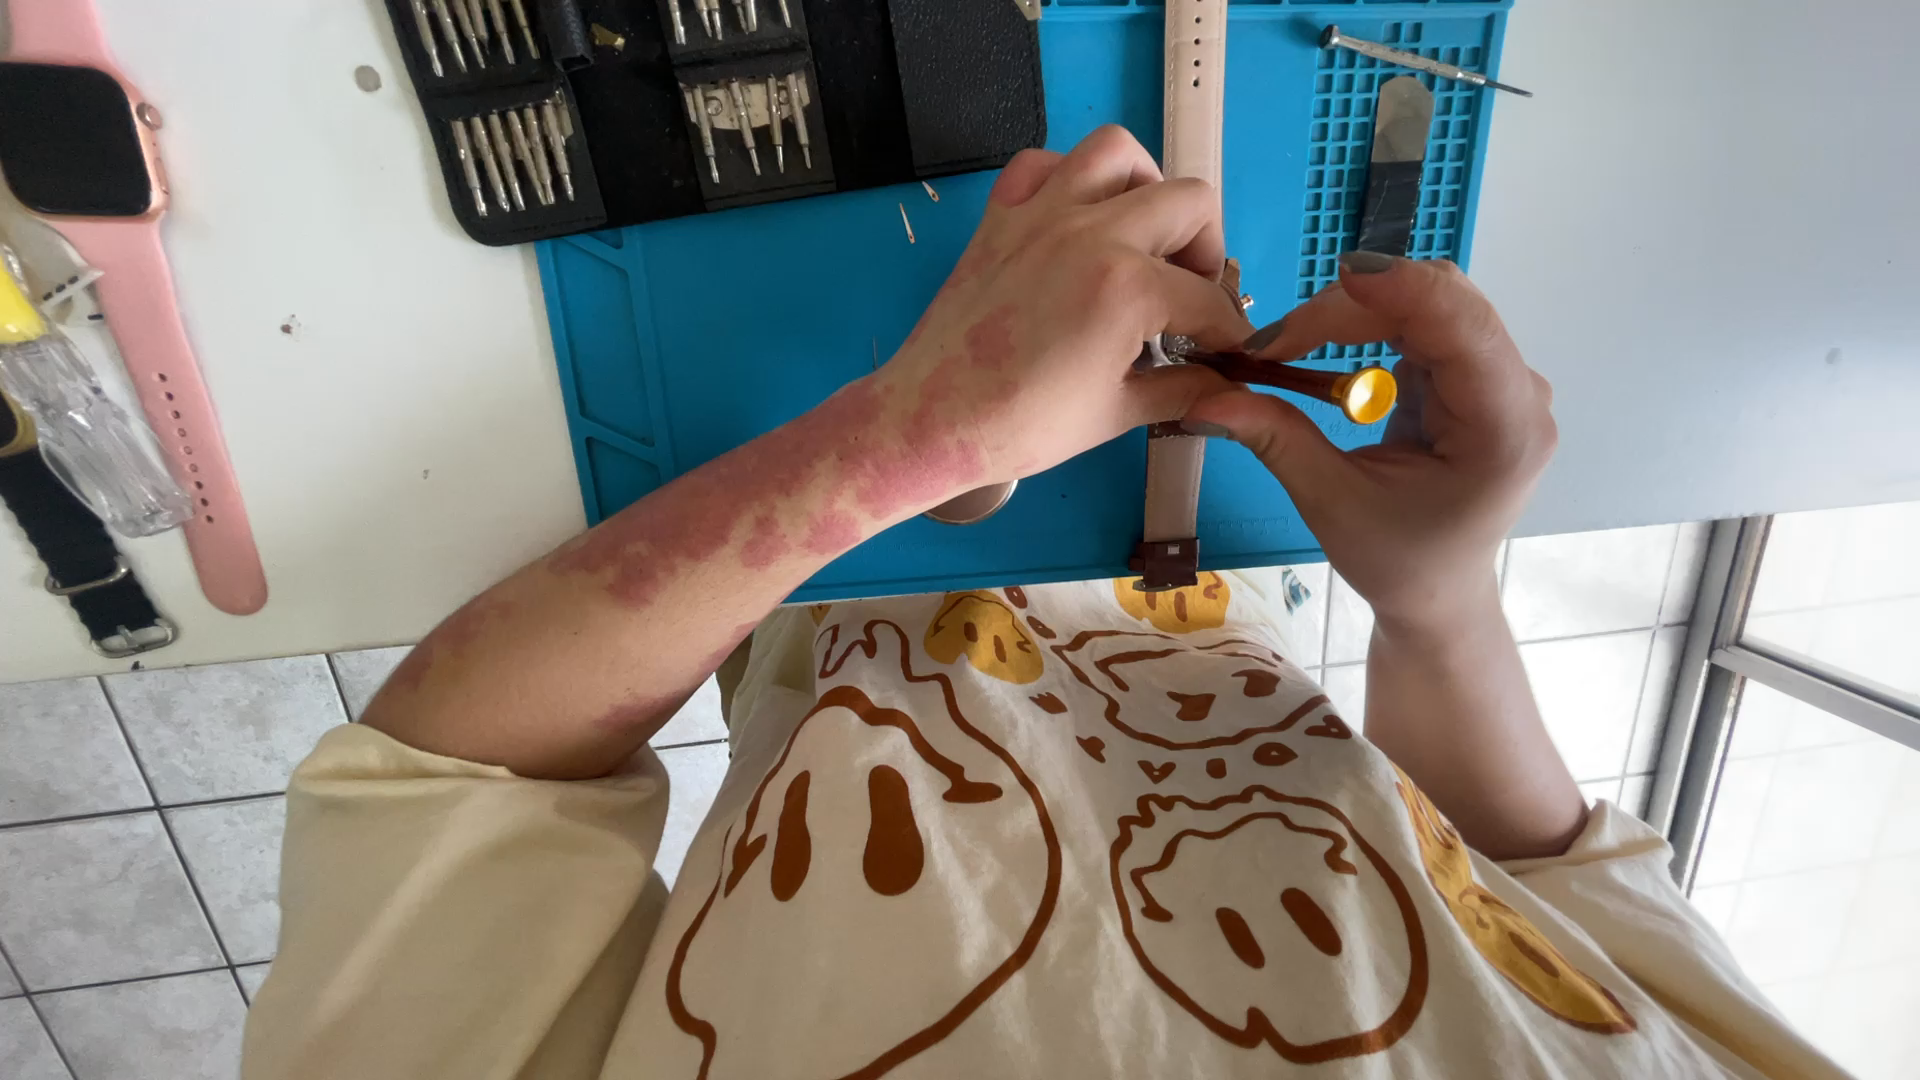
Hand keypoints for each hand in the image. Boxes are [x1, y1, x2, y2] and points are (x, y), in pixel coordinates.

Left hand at [874, 125, 1250, 491]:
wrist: (931, 421)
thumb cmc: (1021, 428)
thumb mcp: (1114, 414)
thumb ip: (1181, 390)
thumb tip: (1223, 385)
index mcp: (1127, 286)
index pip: (1206, 300)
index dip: (1228, 331)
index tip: (1229, 349)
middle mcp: (1092, 231)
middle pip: (1188, 203)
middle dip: (1207, 252)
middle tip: (1191, 297)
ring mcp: (1041, 215)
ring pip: (1118, 154)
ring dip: (1147, 188)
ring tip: (1141, 239)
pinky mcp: (1000, 218)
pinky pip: (1041, 164)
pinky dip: (1068, 177)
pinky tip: (1074, 220)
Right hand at [1183, 254, 1556, 630]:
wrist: (1434, 591)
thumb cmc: (1392, 558)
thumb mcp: (1328, 501)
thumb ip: (1275, 438)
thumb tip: (1202, 398)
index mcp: (1503, 426)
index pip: (1461, 325)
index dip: (1395, 290)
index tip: (1322, 285)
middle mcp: (1514, 390)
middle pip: (1438, 304)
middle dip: (1348, 309)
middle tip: (1268, 345)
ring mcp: (1496, 380)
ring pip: (1425, 306)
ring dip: (1349, 315)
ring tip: (1283, 348)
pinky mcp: (1470, 379)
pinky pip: (1418, 326)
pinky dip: (1360, 328)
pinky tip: (1316, 350)